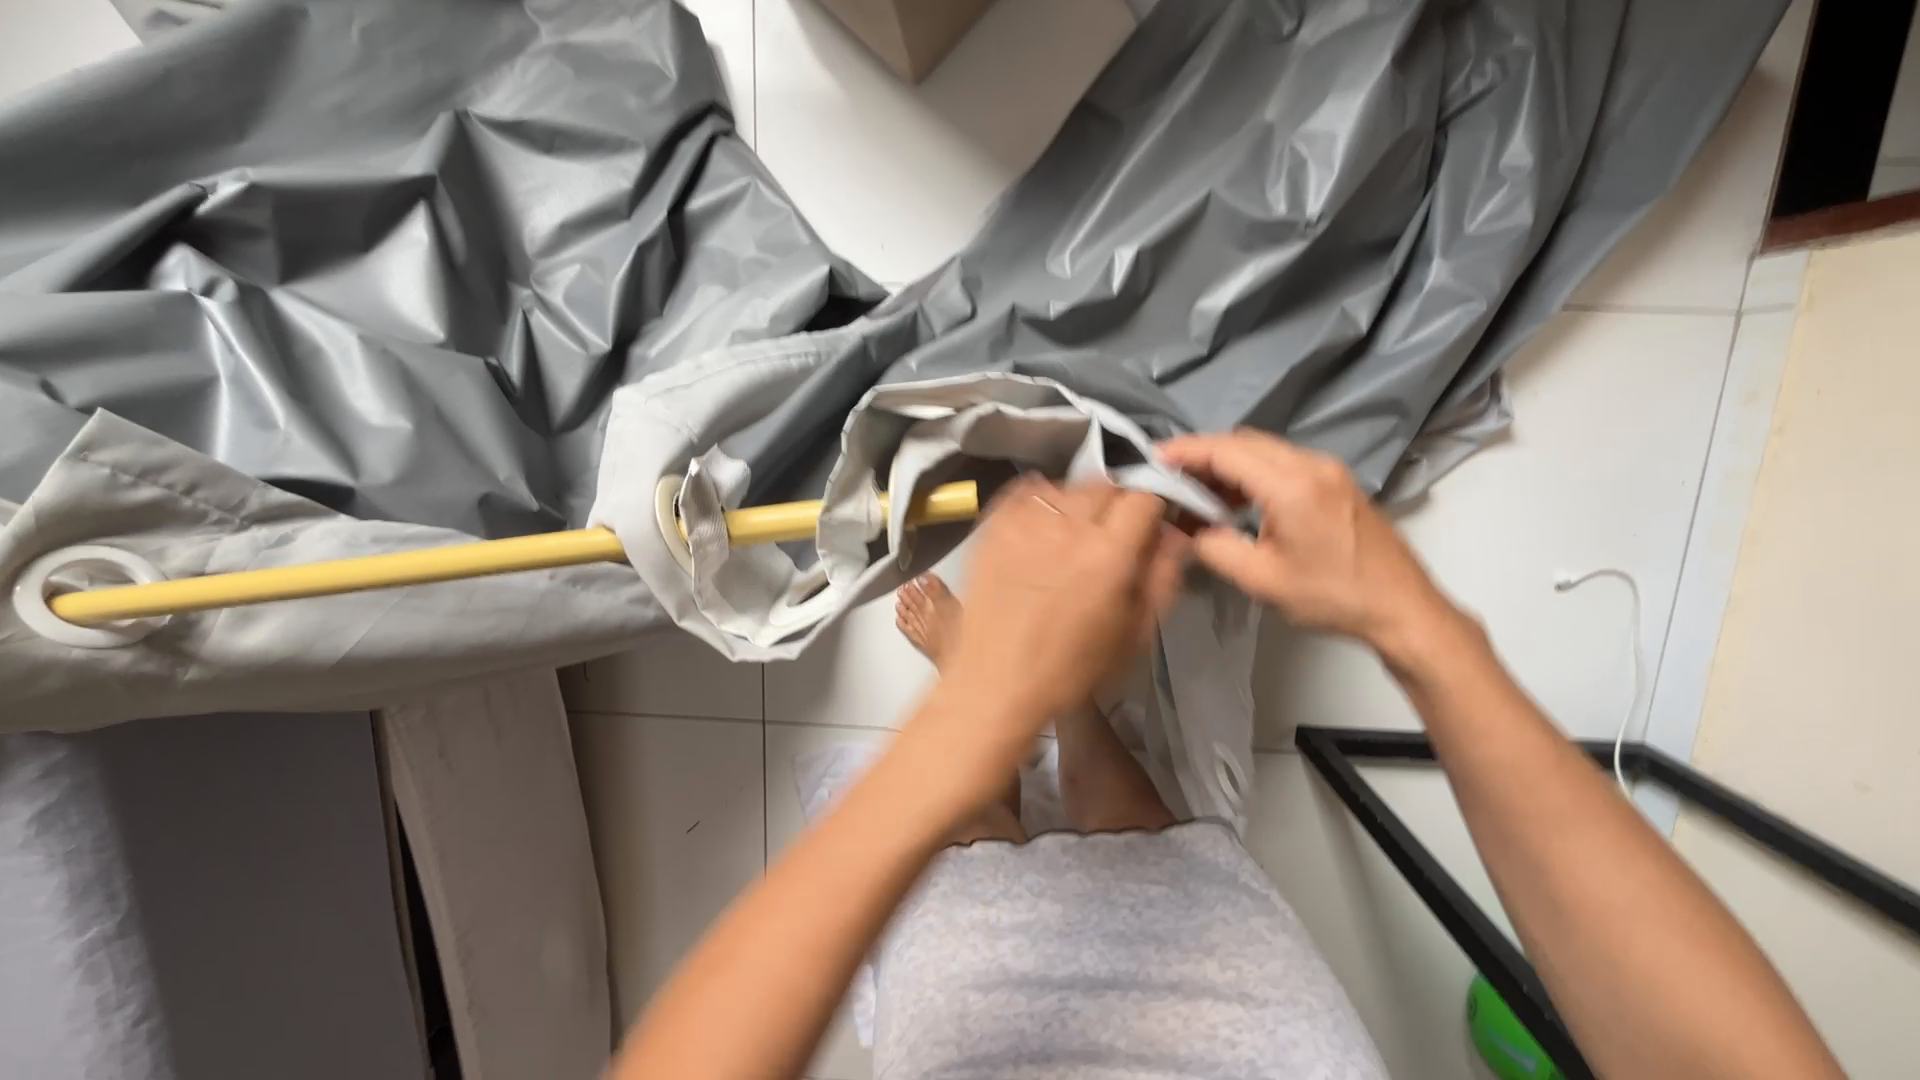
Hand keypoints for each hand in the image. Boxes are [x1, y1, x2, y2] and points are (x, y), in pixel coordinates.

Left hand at [930, 477, 1186, 756]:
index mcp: (1109, 553)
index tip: (1149, 525)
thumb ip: (1162, 577)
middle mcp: (1068, 526)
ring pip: (1066, 485)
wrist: (995, 684)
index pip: (1144, 498)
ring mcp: (1025, 522)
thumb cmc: (1070, 669)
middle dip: (1118, 503)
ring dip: (1079, 501)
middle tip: (1113, 532)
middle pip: (1106, 485)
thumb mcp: (1134, 633)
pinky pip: (1025, 490)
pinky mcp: (994, 527)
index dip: (1153, 508)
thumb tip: (1176, 536)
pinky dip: (1041, 498)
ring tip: (1074, 532)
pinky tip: (1042, 524)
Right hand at [1158, 431, 1461, 656]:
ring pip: (1264, 449)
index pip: (1228, 451)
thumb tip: (1187, 529)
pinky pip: (1282, 461)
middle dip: (1203, 453)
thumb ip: (1215, 548)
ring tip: (1198, 492)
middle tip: (1170, 477)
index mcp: (1293, 486)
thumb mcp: (1262, 580)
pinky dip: (1252, 471)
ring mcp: (1329, 470)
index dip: (1187, 451)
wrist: (1403, 608)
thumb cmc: (1333, 597)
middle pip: (1245, 441)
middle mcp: (1312, 465)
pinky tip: (1237, 500)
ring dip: (1228, 463)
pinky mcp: (1336, 481)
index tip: (1154, 458)